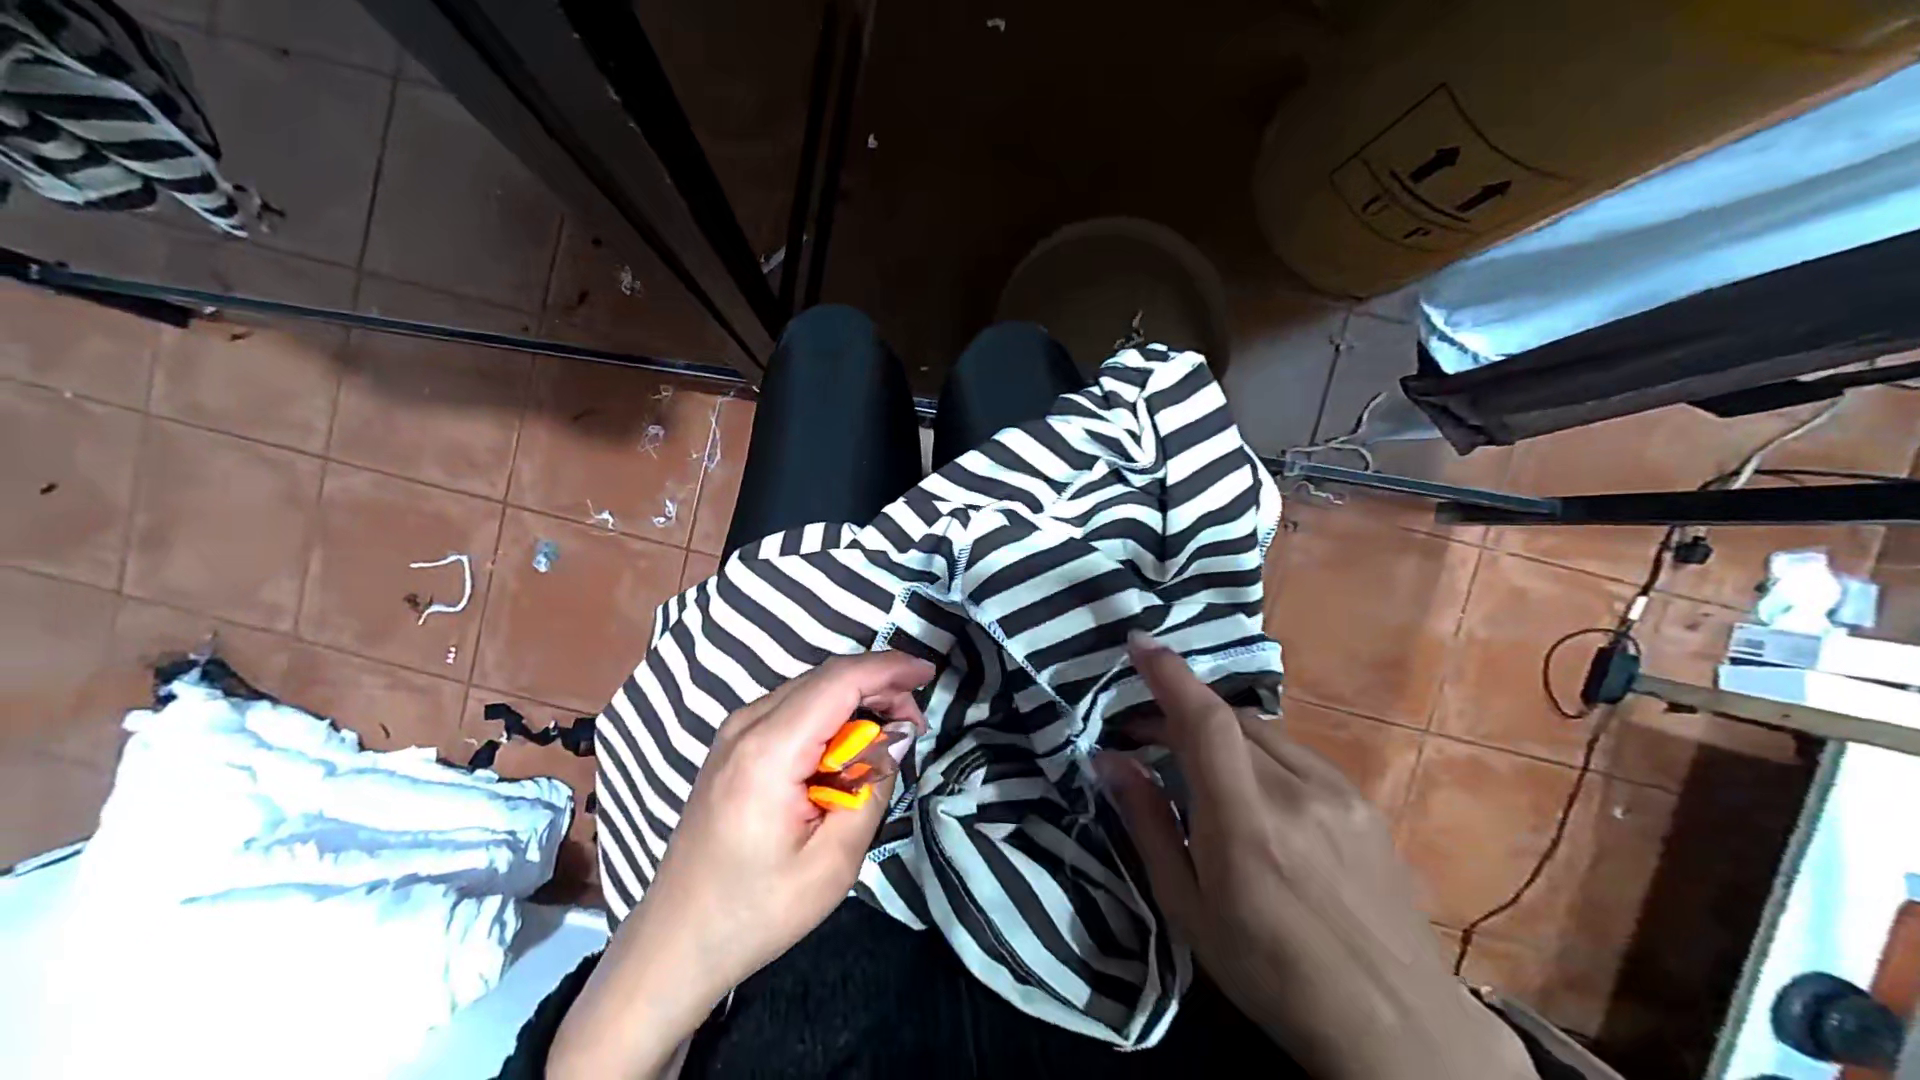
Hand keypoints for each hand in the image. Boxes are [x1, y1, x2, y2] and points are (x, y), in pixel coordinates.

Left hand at [548, 651, 933, 1079]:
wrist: (677, 940)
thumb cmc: (757, 910)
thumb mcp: (834, 863)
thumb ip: (872, 789)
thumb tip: (894, 737)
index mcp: (769, 751)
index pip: (839, 681)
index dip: (888, 669)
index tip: (928, 674)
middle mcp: (746, 726)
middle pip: (825, 678)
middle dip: (878, 685)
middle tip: (914, 723)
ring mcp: (733, 732)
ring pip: (809, 689)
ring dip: (855, 699)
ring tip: (890, 733)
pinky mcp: (732, 746)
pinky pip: (791, 708)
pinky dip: (829, 714)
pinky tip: (848, 745)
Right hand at [1096, 634, 1534, 1079]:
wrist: (1397, 1026)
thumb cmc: (1271, 974)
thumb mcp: (1188, 911)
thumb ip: (1148, 824)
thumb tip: (1111, 760)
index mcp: (1247, 824)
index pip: (1205, 722)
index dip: (1169, 674)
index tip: (1139, 644)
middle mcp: (1297, 792)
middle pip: (1228, 719)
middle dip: (1179, 710)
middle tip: (1142, 732)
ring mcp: (1340, 792)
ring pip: (1262, 732)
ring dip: (1219, 731)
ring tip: (1192, 759)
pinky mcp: (1363, 802)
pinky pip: (1296, 754)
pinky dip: (1259, 751)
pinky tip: (1252, 788)